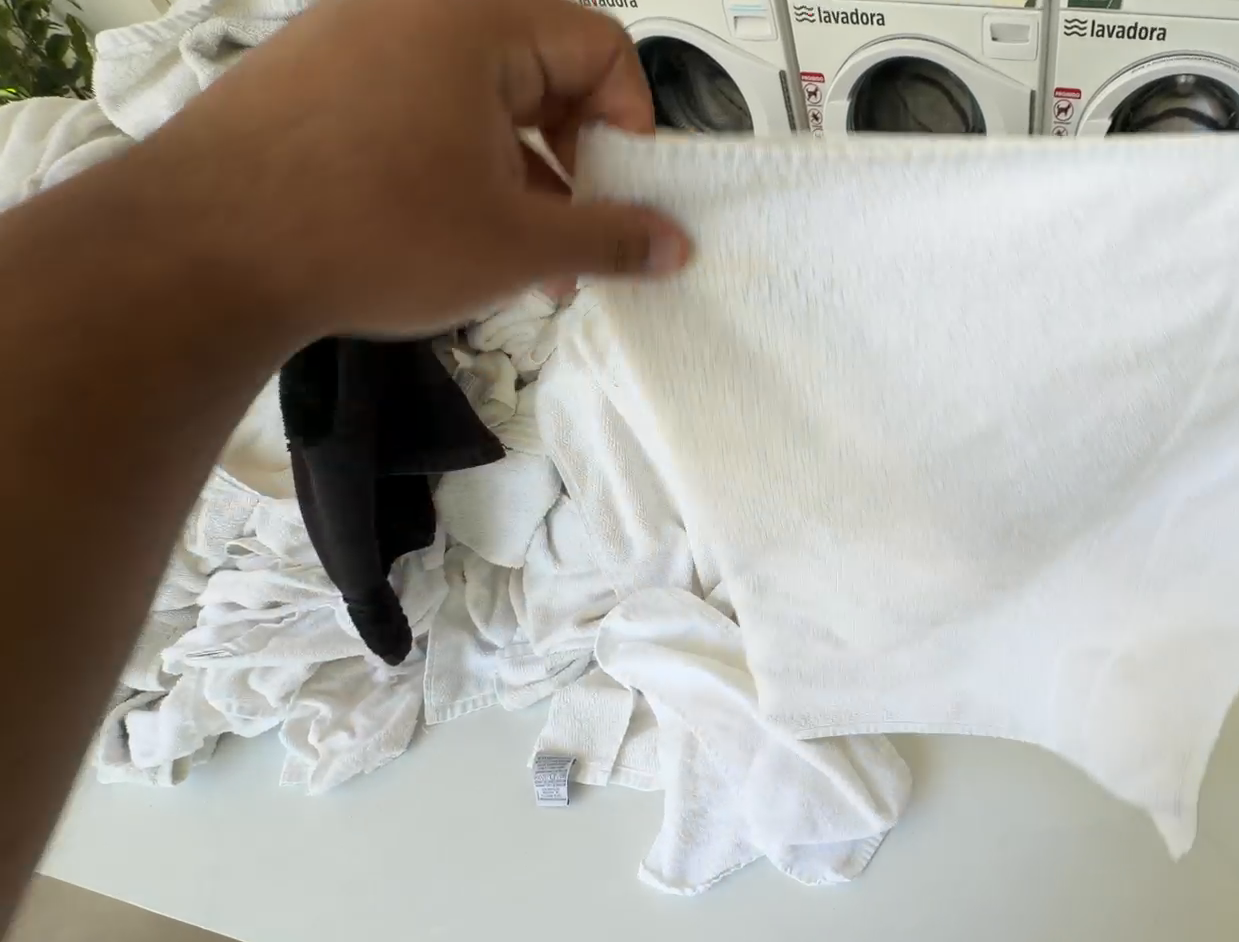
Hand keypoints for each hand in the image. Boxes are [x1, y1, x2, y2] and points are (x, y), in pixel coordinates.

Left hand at [123, 0, 690, 339]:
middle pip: (552, 73)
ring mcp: (366, 46)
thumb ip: (615, 240)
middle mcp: (417, 14)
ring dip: (537, 181)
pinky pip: (440, 118)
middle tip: (589, 230)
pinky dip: (480, 175)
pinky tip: (480, 242)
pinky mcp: (335, 87)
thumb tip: (676, 244)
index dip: (633, 124)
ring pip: (497, 106)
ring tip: (540, 258)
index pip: (602, 46)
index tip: (625, 194)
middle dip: (587, 161)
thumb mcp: (523, 246)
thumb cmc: (371, 233)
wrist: (200, 253)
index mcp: (472, 26)